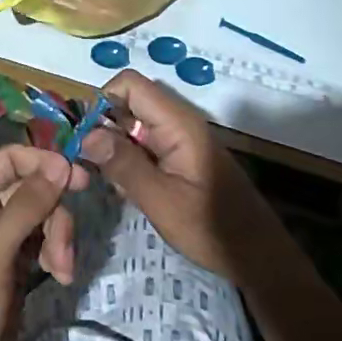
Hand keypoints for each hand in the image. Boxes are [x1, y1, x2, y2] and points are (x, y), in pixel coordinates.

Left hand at [0, 147, 88, 340]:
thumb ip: (26, 206)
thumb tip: (61, 163)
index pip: (11, 158)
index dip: (44, 162)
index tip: (78, 180)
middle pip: (33, 185)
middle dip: (54, 213)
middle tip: (65, 247)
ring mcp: (0, 235)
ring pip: (44, 213)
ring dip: (58, 238)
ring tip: (61, 270)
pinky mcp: (15, 260)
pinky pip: (45, 238)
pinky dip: (57, 253)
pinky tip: (60, 276)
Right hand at [81, 70, 280, 280]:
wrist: (256, 256)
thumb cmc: (210, 229)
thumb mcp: (160, 200)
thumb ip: (123, 163)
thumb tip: (86, 133)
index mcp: (178, 122)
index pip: (130, 84)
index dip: (102, 102)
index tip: (85, 137)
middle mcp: (179, 120)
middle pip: (130, 101)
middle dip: (104, 126)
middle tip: (90, 163)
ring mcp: (181, 137)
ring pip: (134, 122)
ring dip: (115, 144)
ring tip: (108, 179)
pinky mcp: (180, 154)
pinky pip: (146, 141)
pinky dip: (129, 157)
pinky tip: (127, 187)